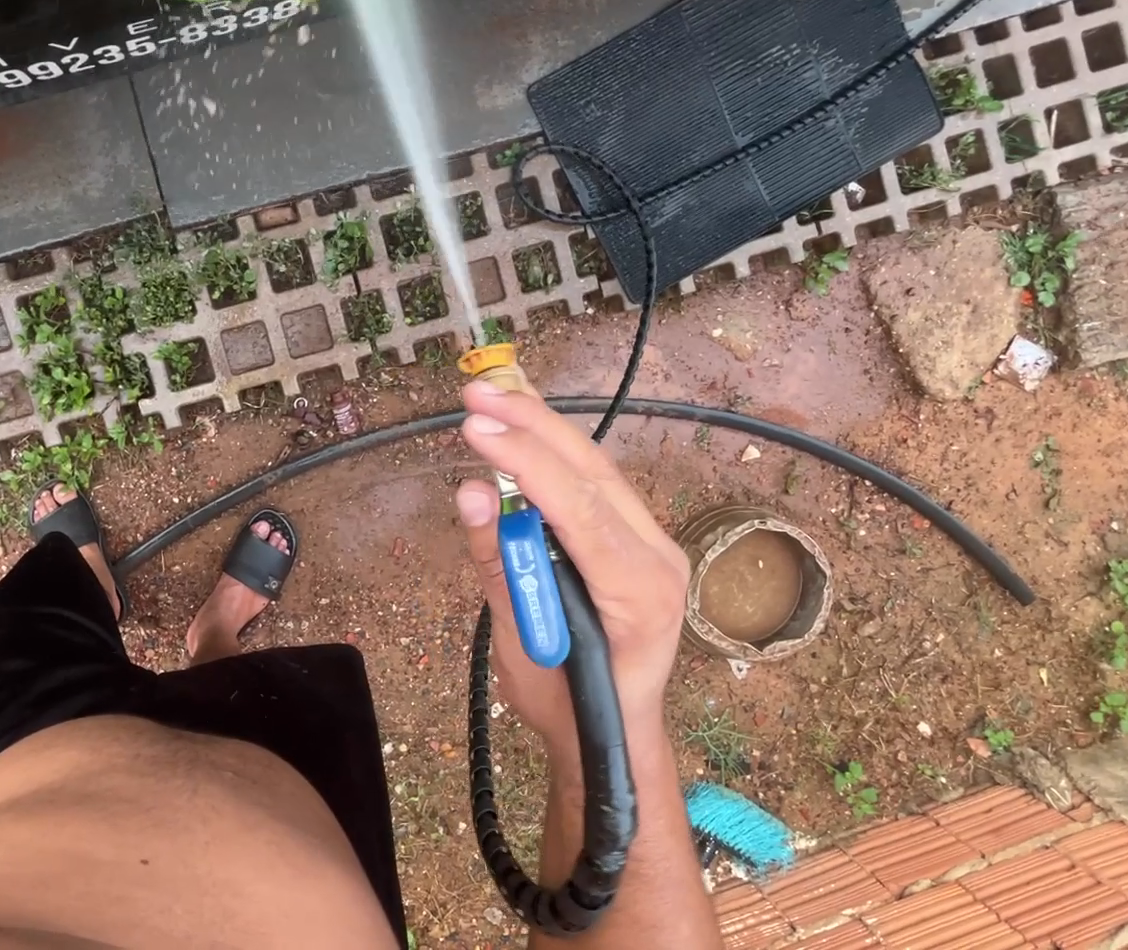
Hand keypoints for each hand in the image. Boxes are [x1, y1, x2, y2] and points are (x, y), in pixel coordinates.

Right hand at [454, 381, 690, 763]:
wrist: (610, 733)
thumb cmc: (565, 703)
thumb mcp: (520, 640)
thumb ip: (499, 561)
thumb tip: (470, 491)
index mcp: (640, 589)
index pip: (579, 506)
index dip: (524, 459)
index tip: (474, 425)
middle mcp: (657, 555)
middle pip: (593, 471)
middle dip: (532, 424)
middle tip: (477, 393)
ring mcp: (653, 543)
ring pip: (595, 469)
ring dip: (541, 429)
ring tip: (491, 399)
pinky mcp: (636, 539)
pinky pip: (593, 485)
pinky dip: (552, 454)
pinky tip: (522, 431)